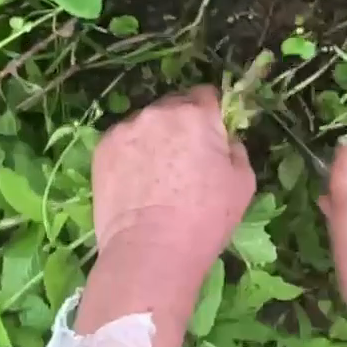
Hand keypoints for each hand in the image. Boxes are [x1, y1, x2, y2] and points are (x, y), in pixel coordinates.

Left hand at [91, 85, 254, 274]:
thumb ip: (236, 149)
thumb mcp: (243, 184)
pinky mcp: (103, 146)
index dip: (211, 113)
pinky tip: (135, 182)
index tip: (210, 135)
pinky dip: (130, 153)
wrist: (150, 252)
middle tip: (184, 159)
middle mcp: (159, 111)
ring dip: (154, 137)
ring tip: (155, 176)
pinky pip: (123, 140)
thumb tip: (224, 140)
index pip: (206, 94)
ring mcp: (128, 127)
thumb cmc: (204, 220)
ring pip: (146, 122)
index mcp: (197, 114)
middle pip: (174, 105)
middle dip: (181, 124)